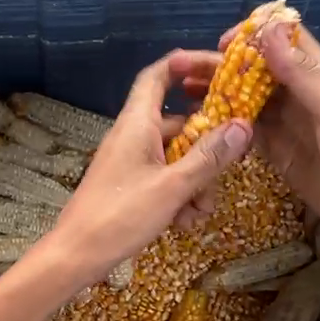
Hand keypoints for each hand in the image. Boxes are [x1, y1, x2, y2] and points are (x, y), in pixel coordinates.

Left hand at [49, 51, 253, 273]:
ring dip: (195, 182)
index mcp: (138, 123)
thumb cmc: (120, 216)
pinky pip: (164, 180)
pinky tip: (183, 223)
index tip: (218, 69)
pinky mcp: (131, 187)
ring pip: (176, 159)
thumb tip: (243, 126)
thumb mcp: (172, 187)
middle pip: (180, 125)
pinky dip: (179, 197)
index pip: (159, 75)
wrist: (76, 256)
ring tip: (199, 212)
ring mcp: (132, 163)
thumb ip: (208, 157)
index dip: (186, 64)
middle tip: (226, 170)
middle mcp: (134, 136)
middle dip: (206, 150)